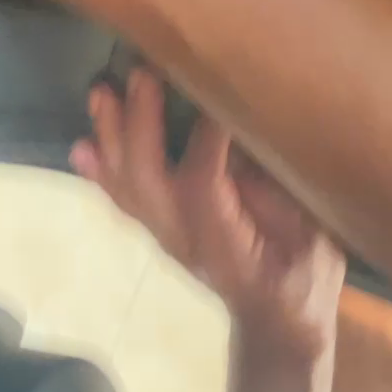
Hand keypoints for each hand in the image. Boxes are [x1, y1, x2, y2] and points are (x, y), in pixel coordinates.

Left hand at [72, 70, 346, 359]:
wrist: (275, 317)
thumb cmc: (301, 269)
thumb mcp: (310, 231)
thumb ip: (281, 190)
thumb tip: (254, 131)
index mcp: (224, 239)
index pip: (204, 181)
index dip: (206, 137)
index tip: (211, 90)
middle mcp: (182, 236)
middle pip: (147, 178)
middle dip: (142, 122)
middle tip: (143, 74)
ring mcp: (163, 234)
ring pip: (126, 184)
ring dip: (111, 136)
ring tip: (101, 93)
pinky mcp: (156, 230)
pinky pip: (121, 199)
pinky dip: (100, 172)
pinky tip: (81, 148)